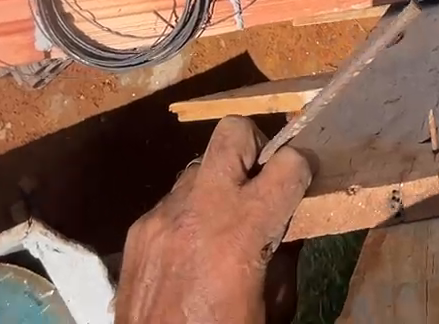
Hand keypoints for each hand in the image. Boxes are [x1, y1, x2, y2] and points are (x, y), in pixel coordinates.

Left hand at [116, 116, 312, 323]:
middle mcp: (200, 210)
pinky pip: (174, 201)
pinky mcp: (137, 231)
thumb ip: (285, 255)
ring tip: (222, 223)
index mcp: (242, 230)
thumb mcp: (274, 307)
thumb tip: (288, 224)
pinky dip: (190, 214)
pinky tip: (192, 249)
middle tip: (259, 181)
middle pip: (233, 132)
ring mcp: (162, 216)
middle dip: (253, 146)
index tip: (301, 183)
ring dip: (219, 185)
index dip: (301, 168)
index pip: (288, 162)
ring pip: (201, 166)